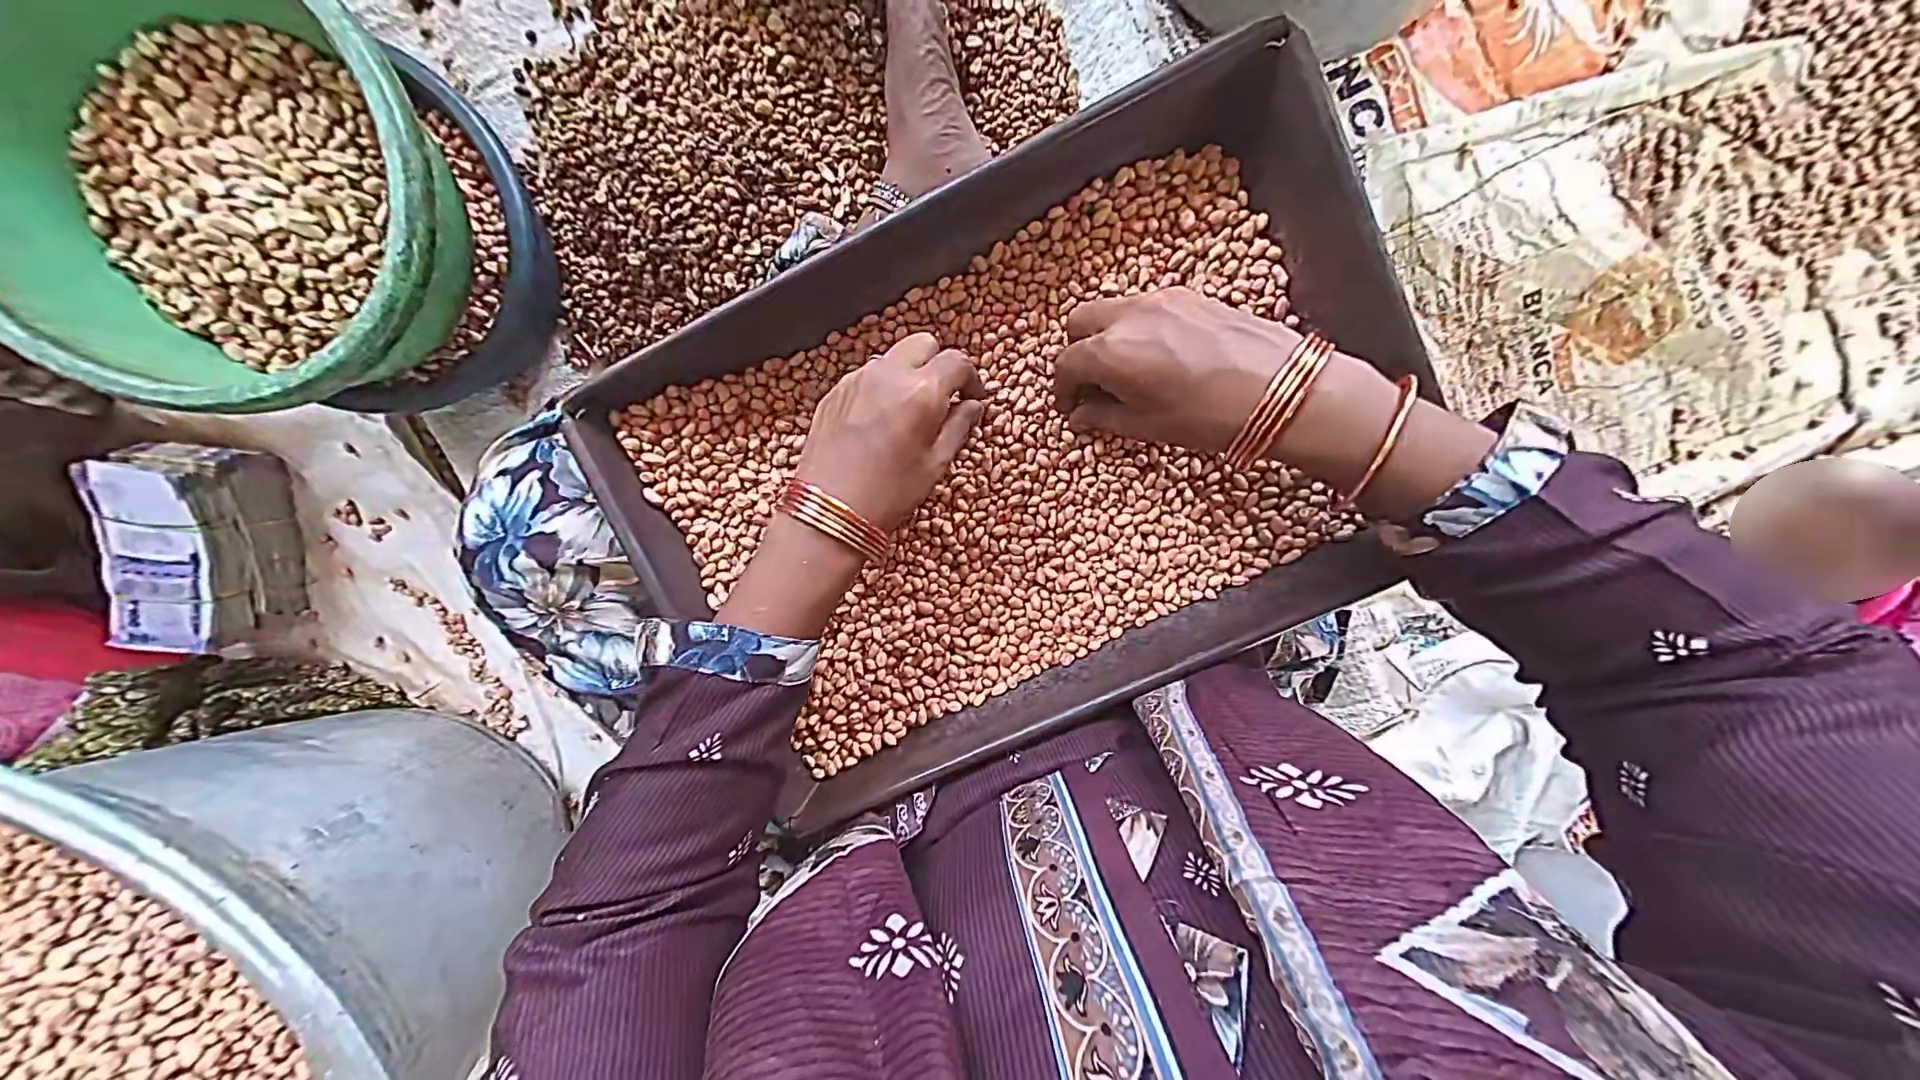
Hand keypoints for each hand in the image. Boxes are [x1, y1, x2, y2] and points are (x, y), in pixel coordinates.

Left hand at [717, 333, 985, 638]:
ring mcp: (857, 380)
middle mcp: (888, 374)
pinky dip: (882, 386)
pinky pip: (867, 375)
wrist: (829, 511)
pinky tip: (882, 420)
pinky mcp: (835, 392)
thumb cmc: (887, 494)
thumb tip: (974, 406)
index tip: (973, 396)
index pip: (957, 362)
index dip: (972, 378)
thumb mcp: (936, 464)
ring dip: (909, 373)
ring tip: (911, 410)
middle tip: (944, 396)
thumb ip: (960, 426)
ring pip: (893, 357)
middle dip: (939, 364)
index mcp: (921, 391)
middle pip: (924, 344)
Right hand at [1052, 287, 1301, 453]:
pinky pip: (1146, 306)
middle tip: (1091, 382)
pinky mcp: (1191, 295)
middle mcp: (1129, 315)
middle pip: (1080, 322)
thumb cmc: (1209, 416)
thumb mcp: (1147, 425)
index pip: (1065, 363)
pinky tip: (1157, 355)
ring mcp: (1162, 299)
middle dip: (1077, 351)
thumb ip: (1103, 416)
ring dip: (1106, 336)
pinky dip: (1136, 327)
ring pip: (1113, 309)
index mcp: (1110, 351)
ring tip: (1125, 370)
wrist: (1282, 391)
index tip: (1070, 406)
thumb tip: (1080, 415)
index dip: (1061, 388)